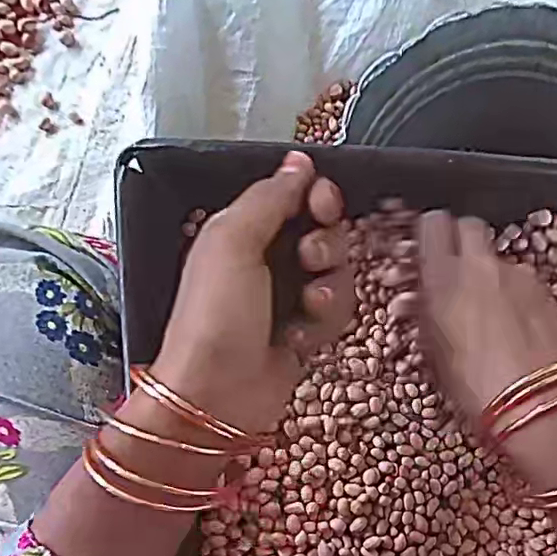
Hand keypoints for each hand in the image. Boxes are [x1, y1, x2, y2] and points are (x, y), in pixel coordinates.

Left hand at [150, 152, 353, 433]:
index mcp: (246, 230)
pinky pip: (340, 311)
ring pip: (340, 274)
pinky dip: (326, 322)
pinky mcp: (309, 330)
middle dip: (327, 245)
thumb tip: (300, 162)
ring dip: (330, 287)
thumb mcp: (232, 241)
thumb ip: (269, 197)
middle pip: (327, 233)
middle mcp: (271, 259)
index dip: (317, 197)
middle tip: (309, 260)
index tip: (322, 204)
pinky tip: (302, 336)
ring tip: (307, 305)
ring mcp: (292, 297)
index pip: (297, 198)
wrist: (218, 393)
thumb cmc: (216, 316)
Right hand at [414, 211, 556, 490]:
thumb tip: (414, 300)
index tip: (422, 255)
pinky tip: (507, 322)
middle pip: (467, 226)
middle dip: (457, 242)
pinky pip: (518, 277)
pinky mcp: (544, 290)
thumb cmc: (476, 389)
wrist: (540, 405)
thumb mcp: (434, 356)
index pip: (432, 225)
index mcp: (444, 277)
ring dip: (484, 270)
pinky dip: (508, 289)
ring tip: (479, 307)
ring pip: (494, 255)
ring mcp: (517, 275)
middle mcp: (481, 266)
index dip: (428, 237)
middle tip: (449, 272)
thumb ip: (423, 316)